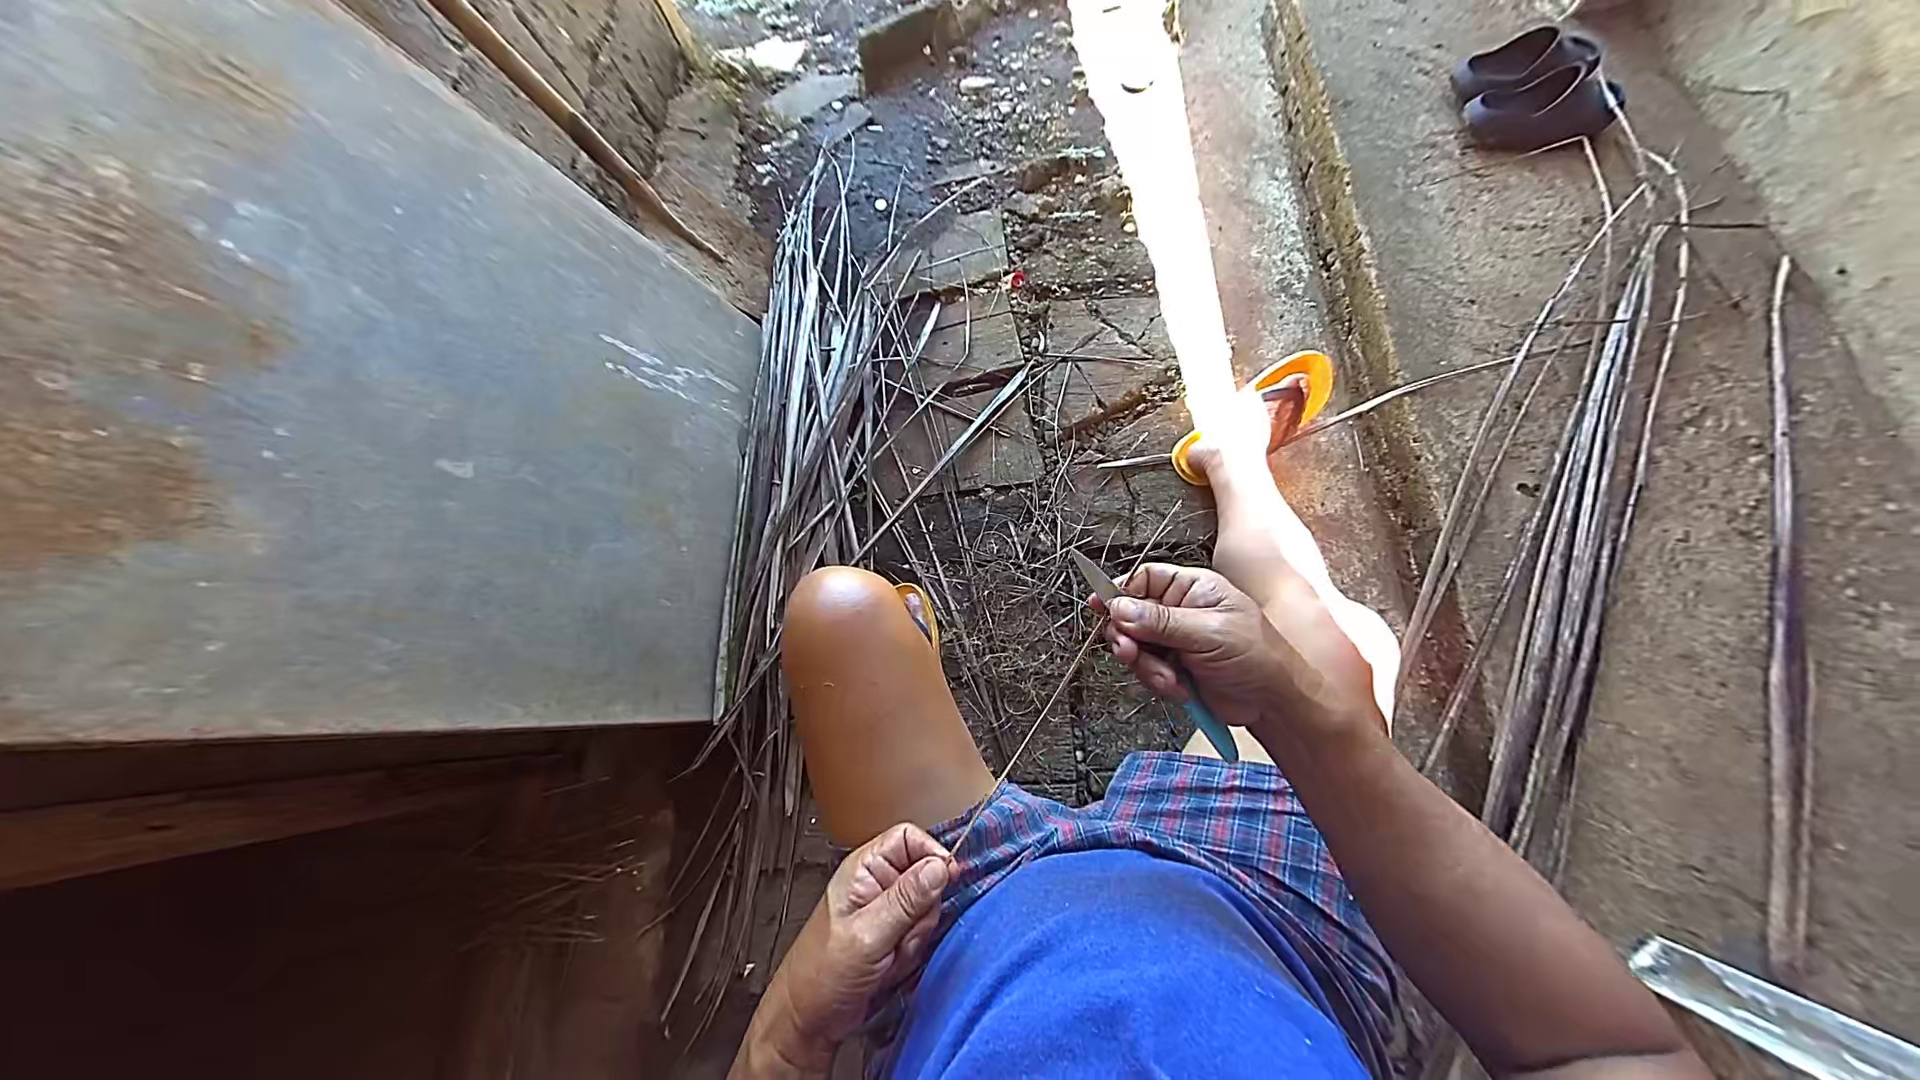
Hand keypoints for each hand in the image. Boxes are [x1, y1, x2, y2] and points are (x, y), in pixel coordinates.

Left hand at [733, 823, 952, 1077]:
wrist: (809, 1021)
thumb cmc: (819, 975)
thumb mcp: (867, 935)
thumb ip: (906, 899)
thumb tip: (940, 865)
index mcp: (865, 867)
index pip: (910, 837)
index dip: (932, 854)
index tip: (946, 879)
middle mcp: (877, 881)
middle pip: (926, 875)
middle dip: (922, 911)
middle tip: (900, 934)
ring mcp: (887, 908)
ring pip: (927, 908)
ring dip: (916, 936)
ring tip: (889, 953)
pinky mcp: (894, 932)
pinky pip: (921, 933)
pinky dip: (912, 952)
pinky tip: (891, 964)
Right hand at [1093, 563, 1383, 747]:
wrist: (1274, 705)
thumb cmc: (1260, 657)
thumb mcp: (1209, 632)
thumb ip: (1161, 621)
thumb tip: (1121, 608)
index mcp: (1193, 589)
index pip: (1143, 579)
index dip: (1119, 591)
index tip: (1101, 606)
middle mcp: (1180, 611)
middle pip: (1130, 615)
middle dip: (1129, 637)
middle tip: (1131, 651)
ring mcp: (1174, 641)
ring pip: (1135, 646)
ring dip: (1147, 666)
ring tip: (1169, 677)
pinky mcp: (1172, 667)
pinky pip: (1145, 671)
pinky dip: (1158, 682)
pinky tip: (1179, 687)